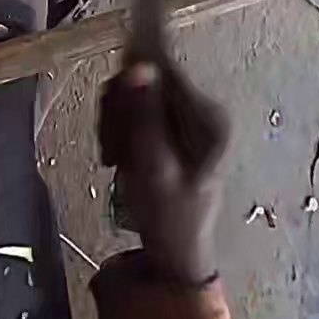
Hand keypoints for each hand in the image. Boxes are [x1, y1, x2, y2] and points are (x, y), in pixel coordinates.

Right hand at [98, 60, 230, 283]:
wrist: (173, 253)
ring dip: (115, 122)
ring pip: (134, 95)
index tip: (110, 113)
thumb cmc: (168, 217)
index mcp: (208, 117)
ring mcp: (186, 118)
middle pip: (145, 81)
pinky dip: (119, 129)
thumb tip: (139, 65)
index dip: (129, 86)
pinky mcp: (170, 126)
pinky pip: (135, 110)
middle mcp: (202, 110)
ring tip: (114, 155)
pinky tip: (118, 154)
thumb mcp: (153, 167)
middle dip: (119, 111)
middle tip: (111, 147)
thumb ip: (145, 115)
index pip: (162, 73)